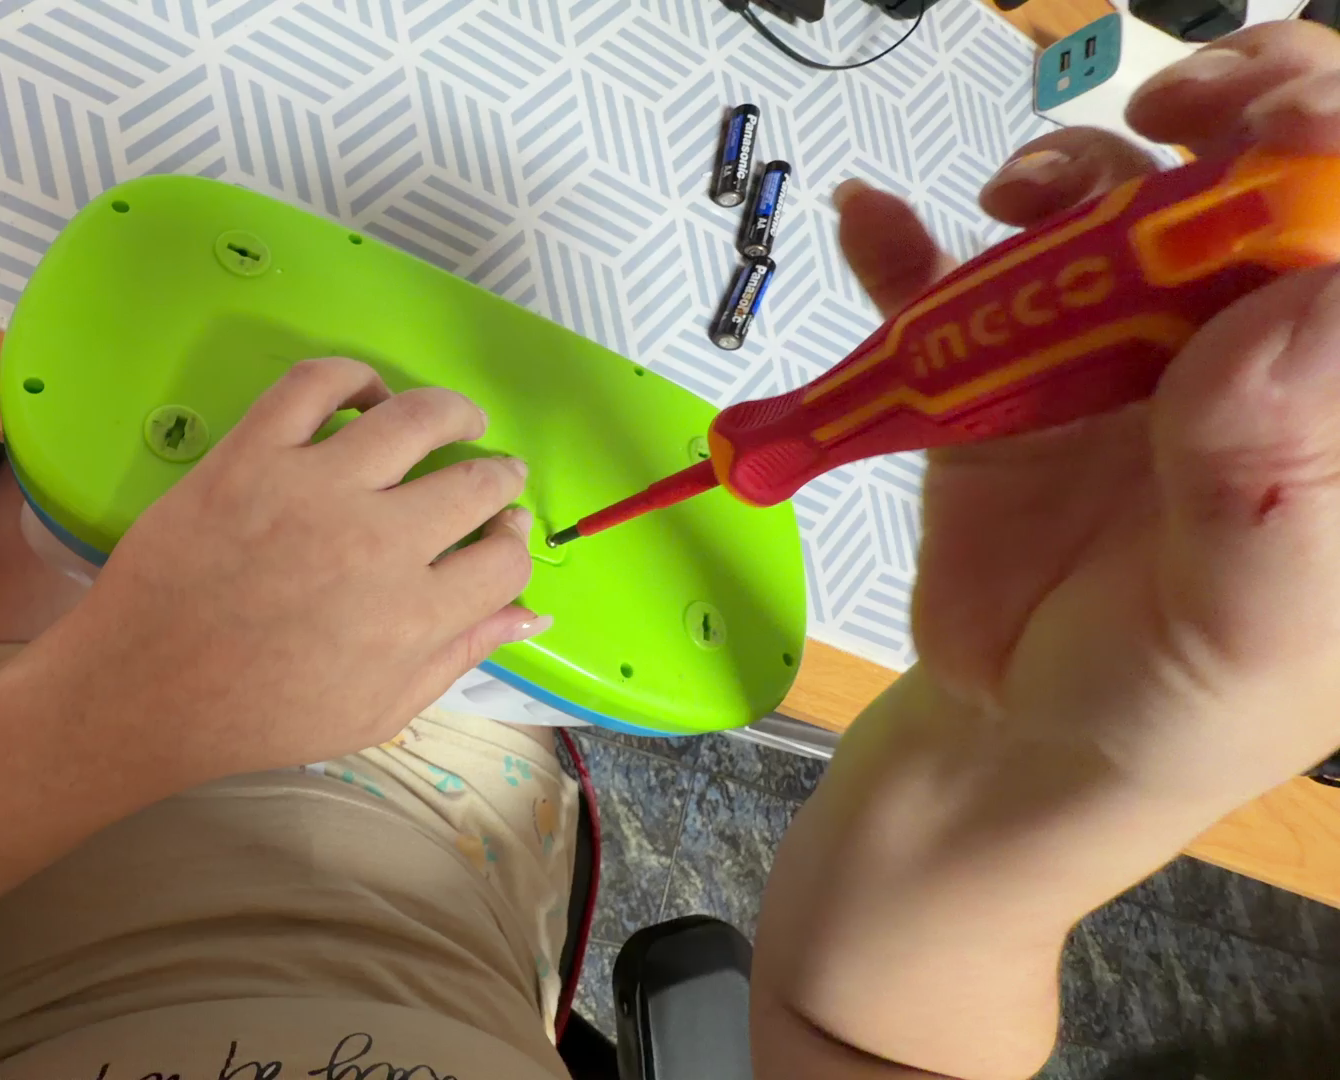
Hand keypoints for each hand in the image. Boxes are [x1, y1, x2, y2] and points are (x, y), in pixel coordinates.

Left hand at [43, 358, 540, 782]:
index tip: (502, 534)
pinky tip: (367, 395)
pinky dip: (352, 376)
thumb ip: (458, 657)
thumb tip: (532, 615)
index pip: (504, 561)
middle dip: (501, 476)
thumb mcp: (377, 710)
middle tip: (496, 472)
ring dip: (453, 411)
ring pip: (414, 417)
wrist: (148, 688)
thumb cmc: (264, 714)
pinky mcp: (252, 454)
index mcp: (413, 617)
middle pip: (476, 484)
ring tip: (459, 418)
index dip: (513, 544)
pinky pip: (315, 384)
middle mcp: (378, 542)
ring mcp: (313, 488)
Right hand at [834, 21, 1339, 811]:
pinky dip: (897, 260)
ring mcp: (1092, 373)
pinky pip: (937, 312)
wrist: (1010, 729)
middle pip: (1238, 195)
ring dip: (1052, 182)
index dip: (1338, 158)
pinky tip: (866, 218)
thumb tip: (1295, 302)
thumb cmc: (1163, 698)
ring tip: (1005, 196)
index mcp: (1337, 406)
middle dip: (1217, 126)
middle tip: (1157, 124)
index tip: (1265, 141)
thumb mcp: (1247, 623)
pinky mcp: (979, 400)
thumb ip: (1274, 485)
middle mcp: (1224, 362)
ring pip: (1087, 231)